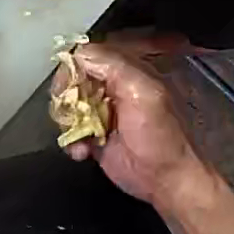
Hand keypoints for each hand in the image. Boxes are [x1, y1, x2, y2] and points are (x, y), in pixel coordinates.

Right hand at [58, 39, 224, 208]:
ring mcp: (104, 107)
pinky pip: (69, 125)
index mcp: (131, 66)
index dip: (73, 66)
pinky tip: (82, 150)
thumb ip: (112, 66)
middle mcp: (116, 83)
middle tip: (72, 113)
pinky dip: (69, 138)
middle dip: (66, 97)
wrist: (167, 181)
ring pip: (67, 102)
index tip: (69, 85)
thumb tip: (77, 55)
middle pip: (73, 77)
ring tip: (81, 137)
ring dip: (67, 121)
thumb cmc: (163, 138)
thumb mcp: (143, 93)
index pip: (90, 52)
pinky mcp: (94, 130)